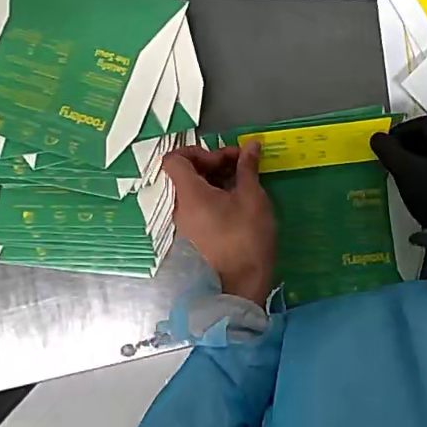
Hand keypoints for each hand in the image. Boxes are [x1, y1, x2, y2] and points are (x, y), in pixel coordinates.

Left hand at [161, 142, 275, 304]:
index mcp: (188, 194)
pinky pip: (195, 203)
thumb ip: (247, 167)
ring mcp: (183, 220)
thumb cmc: (247, 236)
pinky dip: (211, 193)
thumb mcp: (252, 196)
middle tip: (239, 165)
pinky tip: (234, 197)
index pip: (173, 159)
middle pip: (183, 172)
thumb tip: (251, 144)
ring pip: (190, 188)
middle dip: (211, 162)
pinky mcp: (192, 232)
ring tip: (241, 179)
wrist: (243, 282)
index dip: (196, 151)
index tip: (223, 158)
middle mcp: (178, 206)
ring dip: (213, 177)